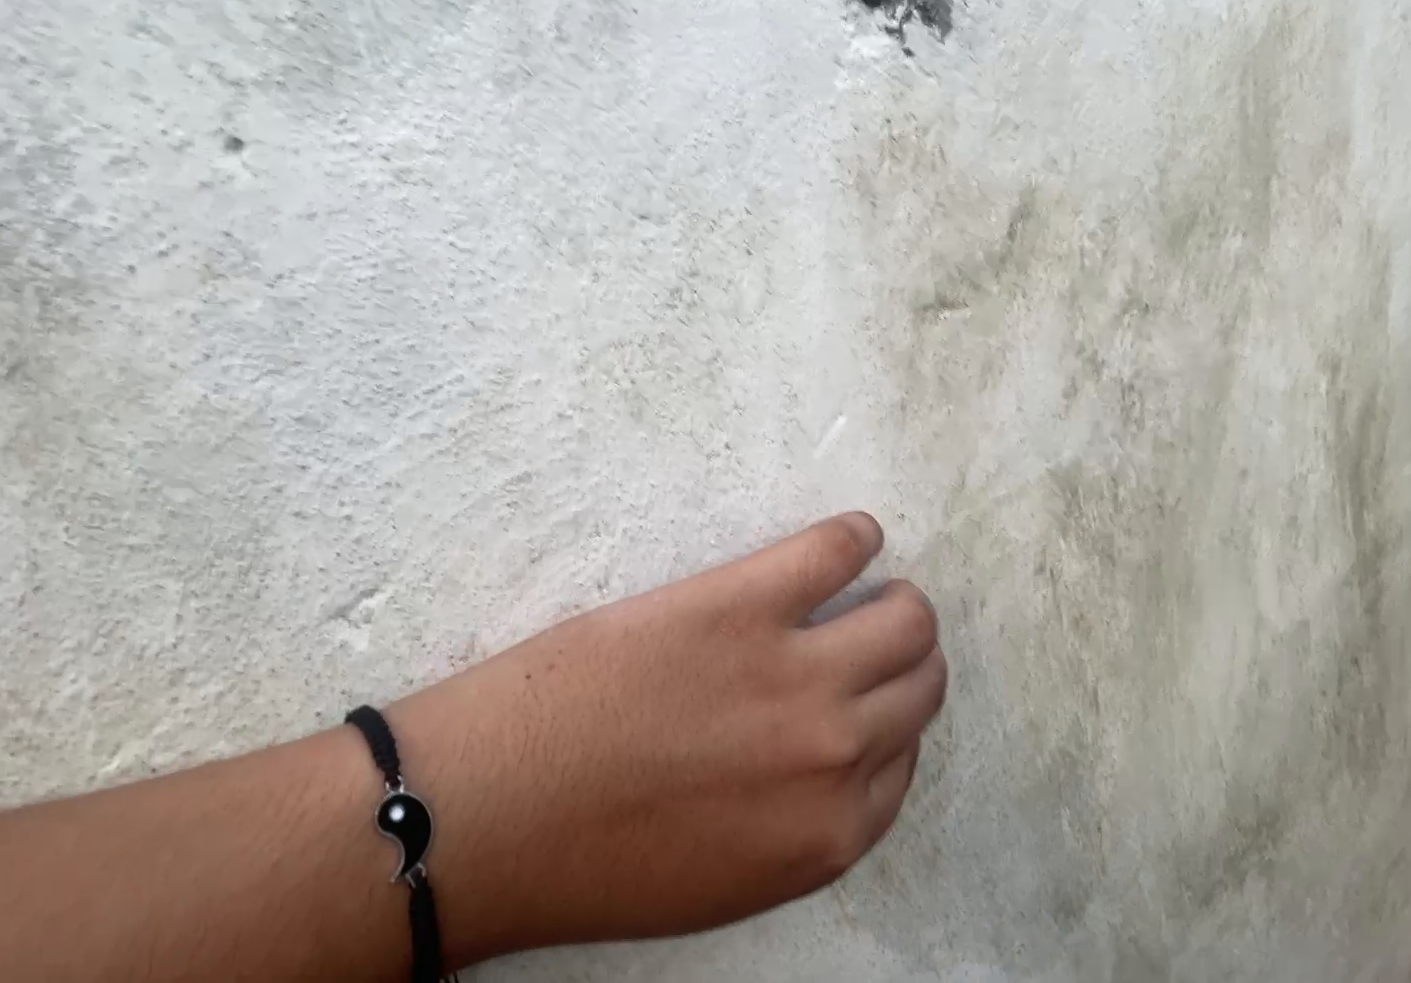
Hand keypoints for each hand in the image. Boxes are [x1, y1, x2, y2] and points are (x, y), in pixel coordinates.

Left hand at [388, 513, 946, 967]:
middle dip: (903, 661)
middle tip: (867, 638)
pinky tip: (849, 535)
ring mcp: (792, 672)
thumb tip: (841, 760)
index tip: (865, 696)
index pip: (907, 755)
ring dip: (894, 599)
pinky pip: (833, 550)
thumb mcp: (730, 875)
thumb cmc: (595, 856)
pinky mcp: (737, 604)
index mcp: (833, 828)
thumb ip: (804, 822)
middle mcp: (836, 752)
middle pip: (920, 682)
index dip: (888, 720)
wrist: (490, 816)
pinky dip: (853, 536)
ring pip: (905, 616)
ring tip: (863, 586)